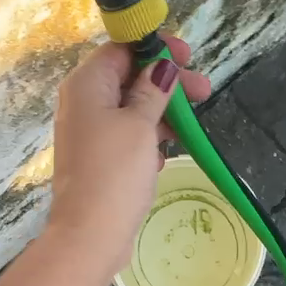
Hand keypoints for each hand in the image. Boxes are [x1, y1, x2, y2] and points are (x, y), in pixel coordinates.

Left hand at [46, 37, 212, 271]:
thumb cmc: (115, 175)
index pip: (122, 49)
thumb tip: (162, 66)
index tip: (188, 58)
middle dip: (166, 84)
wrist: (90, 236)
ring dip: (161, 115)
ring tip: (190, 129)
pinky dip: (147, 141)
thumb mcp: (141, 125)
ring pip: (130, 111)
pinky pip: (125, 139)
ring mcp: (88, 135)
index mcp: (87, 85)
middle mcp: (82, 104)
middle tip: (203, 92)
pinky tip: (165, 155)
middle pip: (128, 79)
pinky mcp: (97, 162)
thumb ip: (154, 91)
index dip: (156, 49)